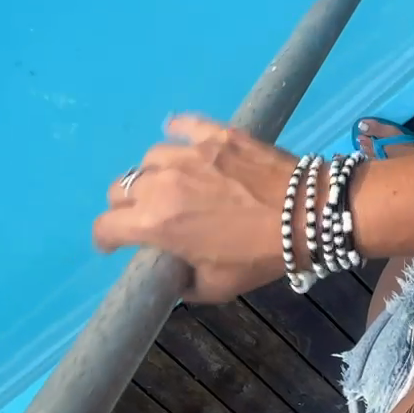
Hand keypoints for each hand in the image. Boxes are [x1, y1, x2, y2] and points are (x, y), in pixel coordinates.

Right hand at [93, 114, 297, 302]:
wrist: (307, 212)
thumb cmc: (262, 253)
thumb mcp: (217, 287)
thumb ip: (184, 283)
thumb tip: (174, 273)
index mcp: (157, 223)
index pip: (106, 226)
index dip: (106, 239)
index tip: (115, 244)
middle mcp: (164, 182)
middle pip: (122, 188)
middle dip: (127, 205)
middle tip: (146, 214)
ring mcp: (191, 153)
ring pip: (151, 158)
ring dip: (154, 172)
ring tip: (170, 181)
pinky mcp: (218, 134)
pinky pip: (185, 125)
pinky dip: (177, 131)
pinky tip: (178, 135)